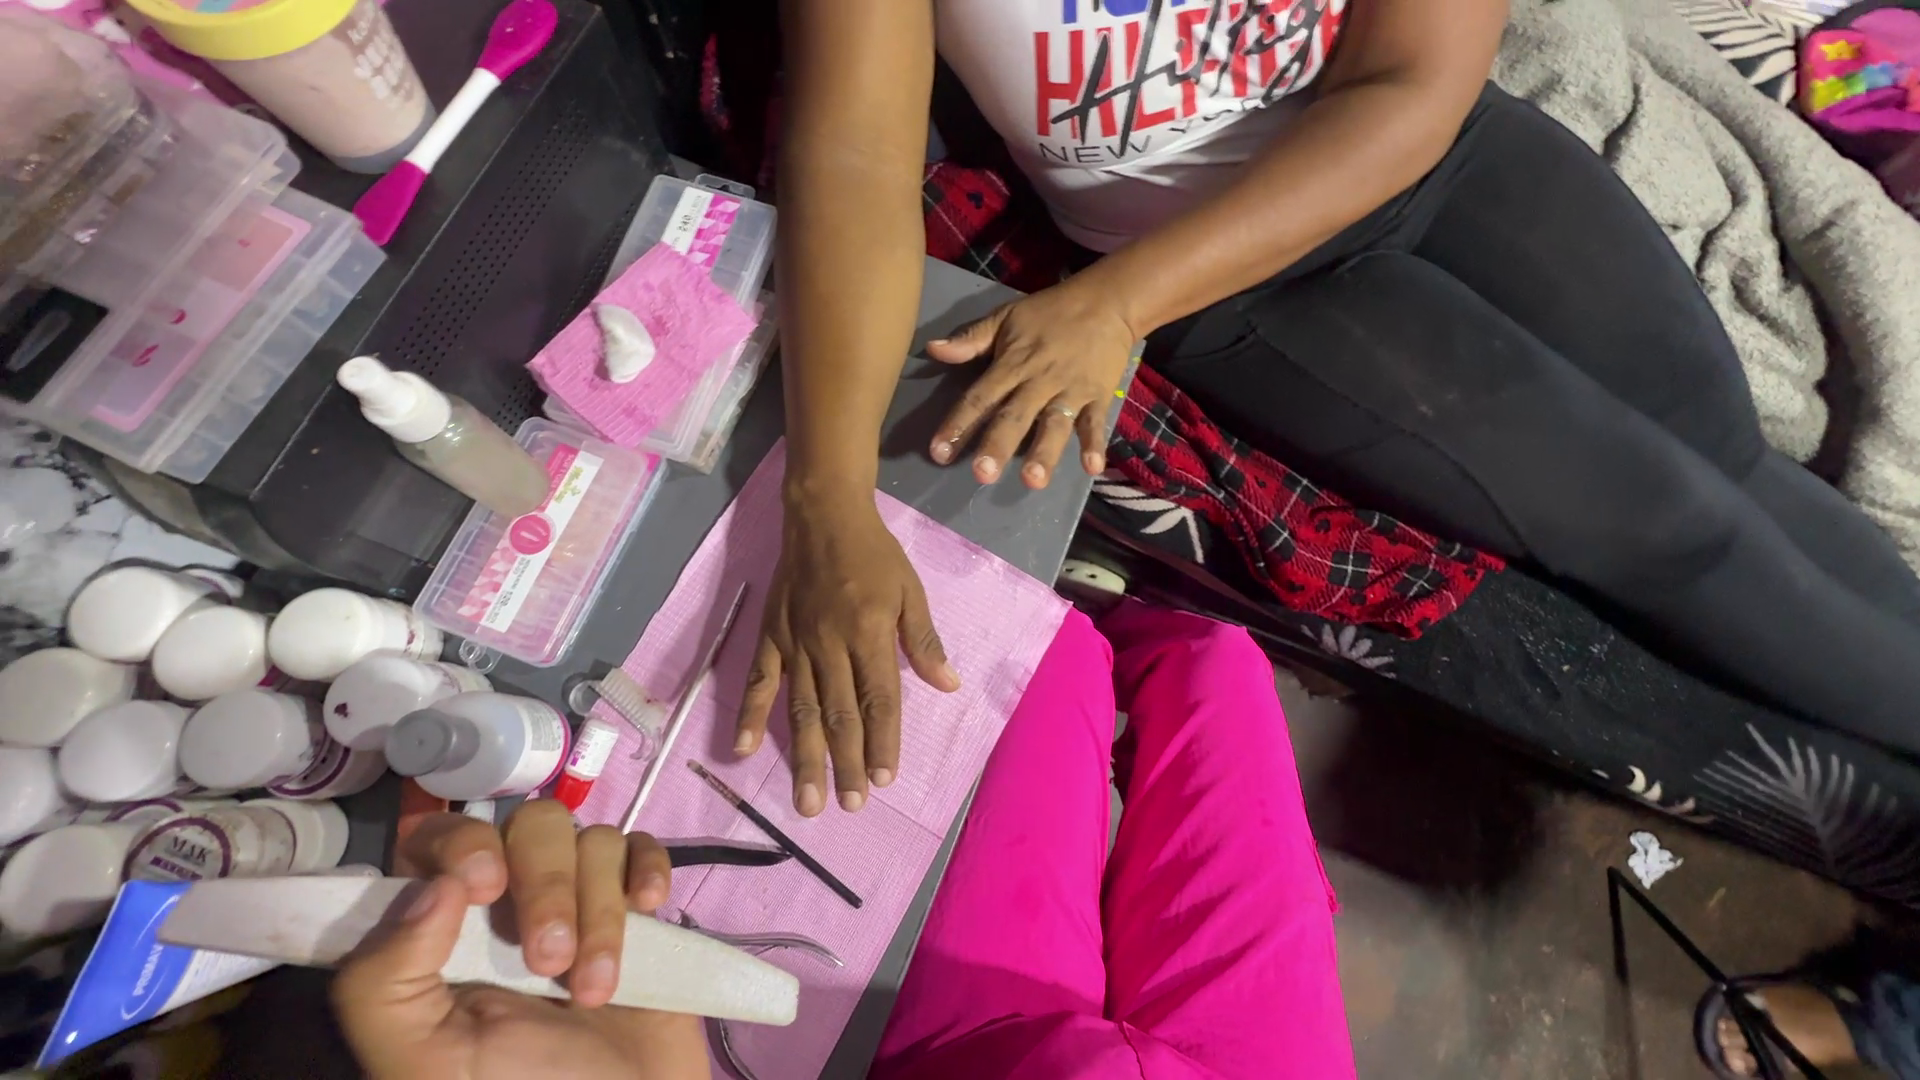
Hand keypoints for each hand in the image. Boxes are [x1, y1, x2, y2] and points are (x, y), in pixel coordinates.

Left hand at [331, 802, 710, 1079]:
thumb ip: (386, 985)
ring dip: (601, 911)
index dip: (462, 841)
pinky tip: (650, 907)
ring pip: (594, 840)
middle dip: (548, 887)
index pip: (436, 839)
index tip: (486, 887)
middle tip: (550, 961)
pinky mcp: (637, 904)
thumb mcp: (426, 1067)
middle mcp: (510, 903)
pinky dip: (648, 869)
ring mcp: (581, 898)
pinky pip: (643, 848)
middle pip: (531, 826)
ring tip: (597, 989)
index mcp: (445, 934)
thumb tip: (435, 885)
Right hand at [735, 493, 960, 815]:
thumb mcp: (911, 591)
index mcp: (868, 634)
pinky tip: (743, 749)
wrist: (823, 516)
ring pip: (801, 709)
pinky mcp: (769, 636)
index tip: (885, 779)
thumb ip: (923, 641)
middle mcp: (829, 645)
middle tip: (850, 806)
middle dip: (846, 763)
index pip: (878, 699)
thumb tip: (947, 685)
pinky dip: (749, 715)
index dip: (883, 741)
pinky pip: (757, 680)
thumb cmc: (875, 555)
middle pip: (839, 714)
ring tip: (807, 800)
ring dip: (804, 756)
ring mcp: (795, 643)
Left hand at [927, 279, 1135, 488]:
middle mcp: (1038, 381)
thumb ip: (971, 338)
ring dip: (1044, 453)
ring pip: (1054, 425)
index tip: (939, 452)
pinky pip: (1095, 423)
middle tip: (982, 475)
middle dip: (998, 445)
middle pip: (1015, 417)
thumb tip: (932, 349)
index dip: (958, 424)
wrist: (1108, 300)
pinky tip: (1091, 469)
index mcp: (1011, 364)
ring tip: (1033, 481)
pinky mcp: (1098, 396)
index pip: (979, 397)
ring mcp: (1070, 390)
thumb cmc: (1050, 312)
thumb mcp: (1006, 317)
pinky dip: (1094, 444)